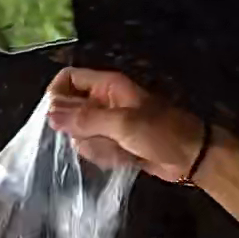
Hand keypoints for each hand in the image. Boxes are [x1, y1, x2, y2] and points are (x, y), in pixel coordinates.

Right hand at [45, 67, 208, 182]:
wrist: (189, 157)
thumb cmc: (160, 132)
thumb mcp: (122, 123)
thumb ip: (85, 119)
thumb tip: (49, 113)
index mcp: (106, 85)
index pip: (68, 78)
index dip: (57, 94)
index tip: (55, 118)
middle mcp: (103, 100)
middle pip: (70, 110)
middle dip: (81, 130)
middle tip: (99, 138)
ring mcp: (107, 122)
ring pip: (80, 133)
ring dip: (96, 146)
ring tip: (118, 149)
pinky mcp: (113, 142)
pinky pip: (93, 148)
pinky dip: (105, 156)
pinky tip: (124, 158)